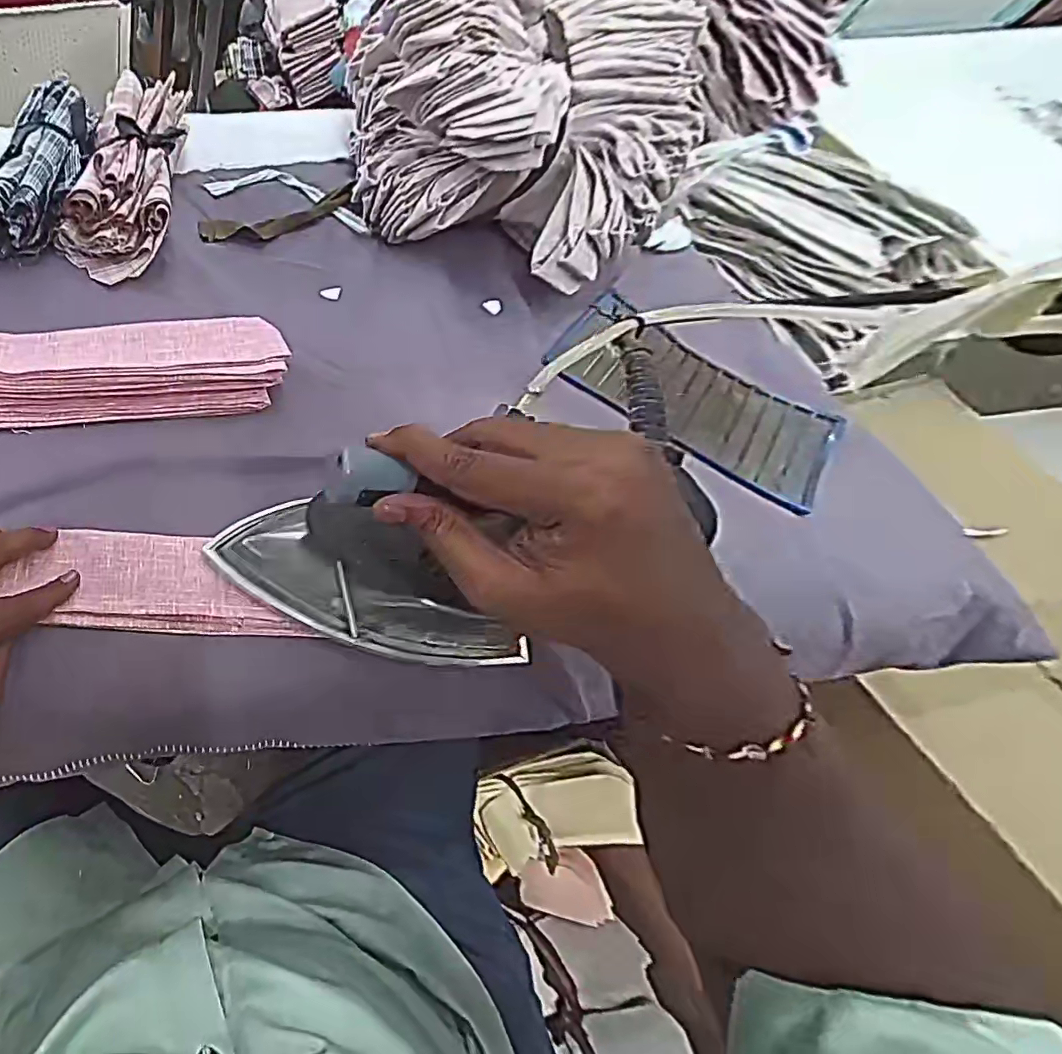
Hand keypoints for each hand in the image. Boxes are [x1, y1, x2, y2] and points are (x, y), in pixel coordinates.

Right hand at [368, 416, 774, 696]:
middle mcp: (605, 452)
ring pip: (517, 431)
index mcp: (580, 494)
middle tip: (413, 484)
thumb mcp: (503, 591)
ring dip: (477, 457)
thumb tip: (393, 502)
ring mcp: (621, 443)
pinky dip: (510, 459)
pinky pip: (543, 438)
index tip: (378, 443)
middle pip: (495, 433)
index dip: (418, 450)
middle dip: (445, 453)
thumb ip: (445, 537)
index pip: (476, 462)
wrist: (683, 629)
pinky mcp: (625, 445)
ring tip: (462, 498)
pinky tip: (505, 495)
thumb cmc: (592, 622)